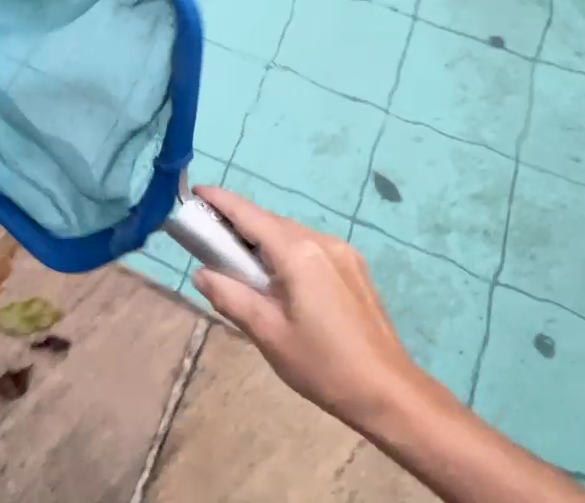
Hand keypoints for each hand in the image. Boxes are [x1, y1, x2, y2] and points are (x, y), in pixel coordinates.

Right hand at [190, 187, 419, 427]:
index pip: (248, 214)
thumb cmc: (322, 364)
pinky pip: (309, 248)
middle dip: (238, 225)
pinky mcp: (354, 268)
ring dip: (262, 241)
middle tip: (209, 242)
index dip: (219, 200)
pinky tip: (278, 280)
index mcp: (298, 253)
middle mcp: (321, 241)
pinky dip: (285, 252)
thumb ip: (229, 296)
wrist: (389, 392)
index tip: (195, 191)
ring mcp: (342, 253)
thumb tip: (201, 274)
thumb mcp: (266, 333)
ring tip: (242, 268)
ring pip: (290, 235)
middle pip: (269, 222)